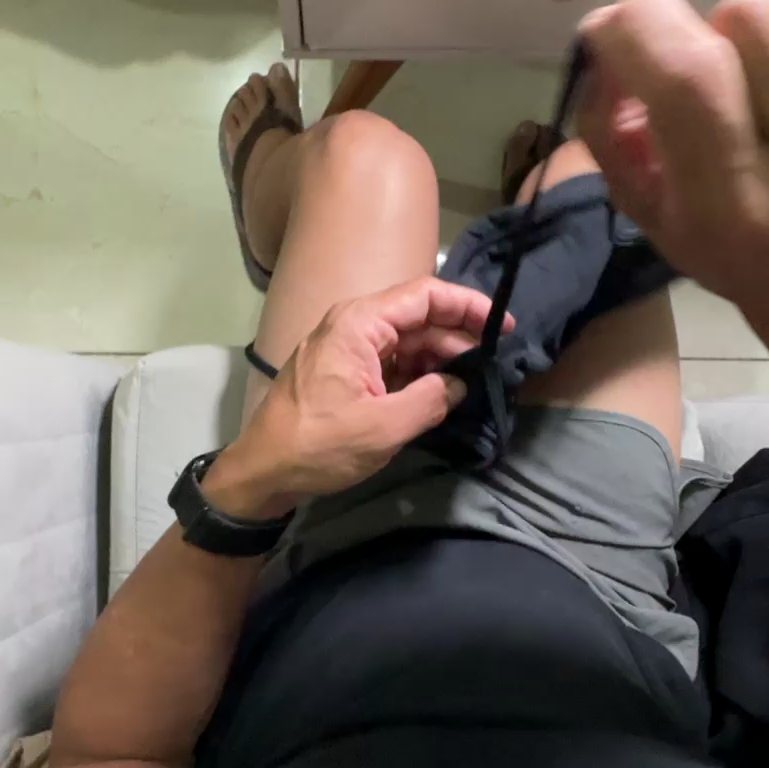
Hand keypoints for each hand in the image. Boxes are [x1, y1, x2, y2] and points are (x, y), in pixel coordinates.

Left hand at [203, 278, 507, 518]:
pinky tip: (441, 394)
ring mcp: (347, 350)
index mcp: (358, 324)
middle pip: (417, 319)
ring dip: (440, 360)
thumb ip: (431, 400)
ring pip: (406, 343)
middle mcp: (353, 327)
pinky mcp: (344, 374)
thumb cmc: (318, 445)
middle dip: (458, 338)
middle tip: (495, 365)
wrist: (264, 472)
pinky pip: (390, 364)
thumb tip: (458, 386)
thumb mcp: (384, 427)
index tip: (504, 327)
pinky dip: (417, 376)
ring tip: (474, 382)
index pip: (425, 296)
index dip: (468, 306)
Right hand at [575, 0, 768, 340]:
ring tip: (764, 81)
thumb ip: (608, 133)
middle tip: (715, 83)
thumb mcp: (646, 213)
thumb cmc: (725, 246)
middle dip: (710, 32)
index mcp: (740, 204)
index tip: (615, 30)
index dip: (640, 31)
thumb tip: (604, 39)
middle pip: (749, 11)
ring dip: (762, 25)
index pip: (692, 77)